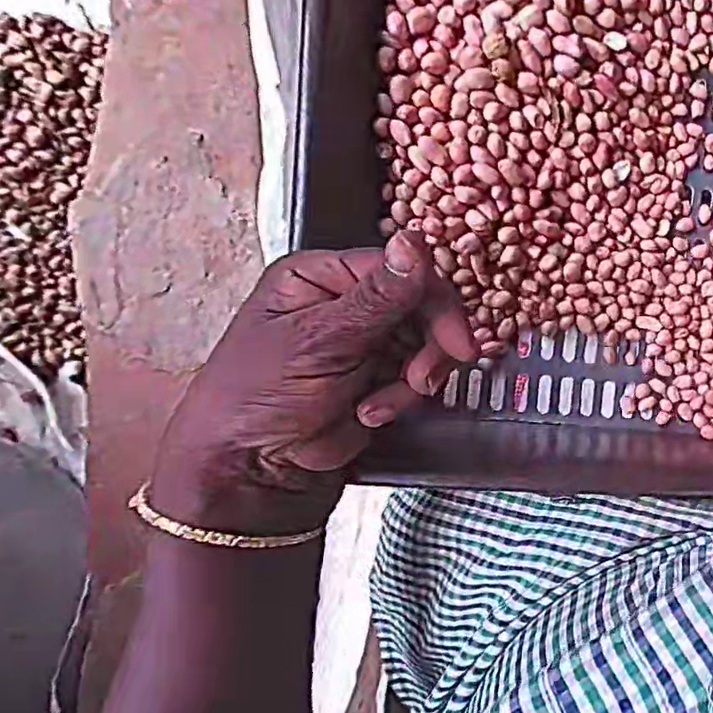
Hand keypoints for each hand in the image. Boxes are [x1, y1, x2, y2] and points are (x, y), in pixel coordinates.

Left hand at [149, 231, 476, 535]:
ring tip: (378, 405)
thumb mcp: (320, 341)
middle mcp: (348, 301)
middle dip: (427, 349)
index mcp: (322, 277)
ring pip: (427, 344)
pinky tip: (371, 412)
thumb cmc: (258, 397)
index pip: (402, 271)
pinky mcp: (380, 373)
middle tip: (423, 380)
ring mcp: (367, 339)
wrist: (253, 470)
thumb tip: (415, 241)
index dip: (437, 305)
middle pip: (422, 308)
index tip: (459, 342)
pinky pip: (418, 375)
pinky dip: (403, 397)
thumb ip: (378, 297)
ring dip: (413, 380)